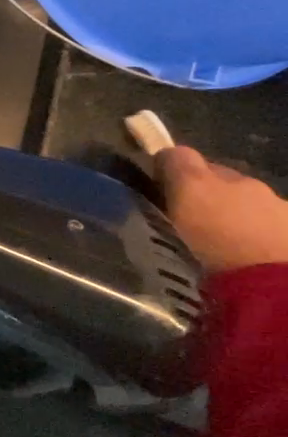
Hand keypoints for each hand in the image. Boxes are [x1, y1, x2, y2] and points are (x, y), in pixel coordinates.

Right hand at [156, 146, 287, 274]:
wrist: (274, 282)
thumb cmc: (211, 250)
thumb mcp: (170, 226)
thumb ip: (167, 200)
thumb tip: (162, 184)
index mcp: (198, 179)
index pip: (177, 154)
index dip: (168, 166)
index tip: (161, 185)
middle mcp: (239, 180)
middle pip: (218, 175)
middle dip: (209, 190)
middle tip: (197, 216)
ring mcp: (275, 201)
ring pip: (247, 196)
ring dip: (238, 209)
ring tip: (231, 237)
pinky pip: (272, 215)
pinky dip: (262, 226)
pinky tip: (255, 248)